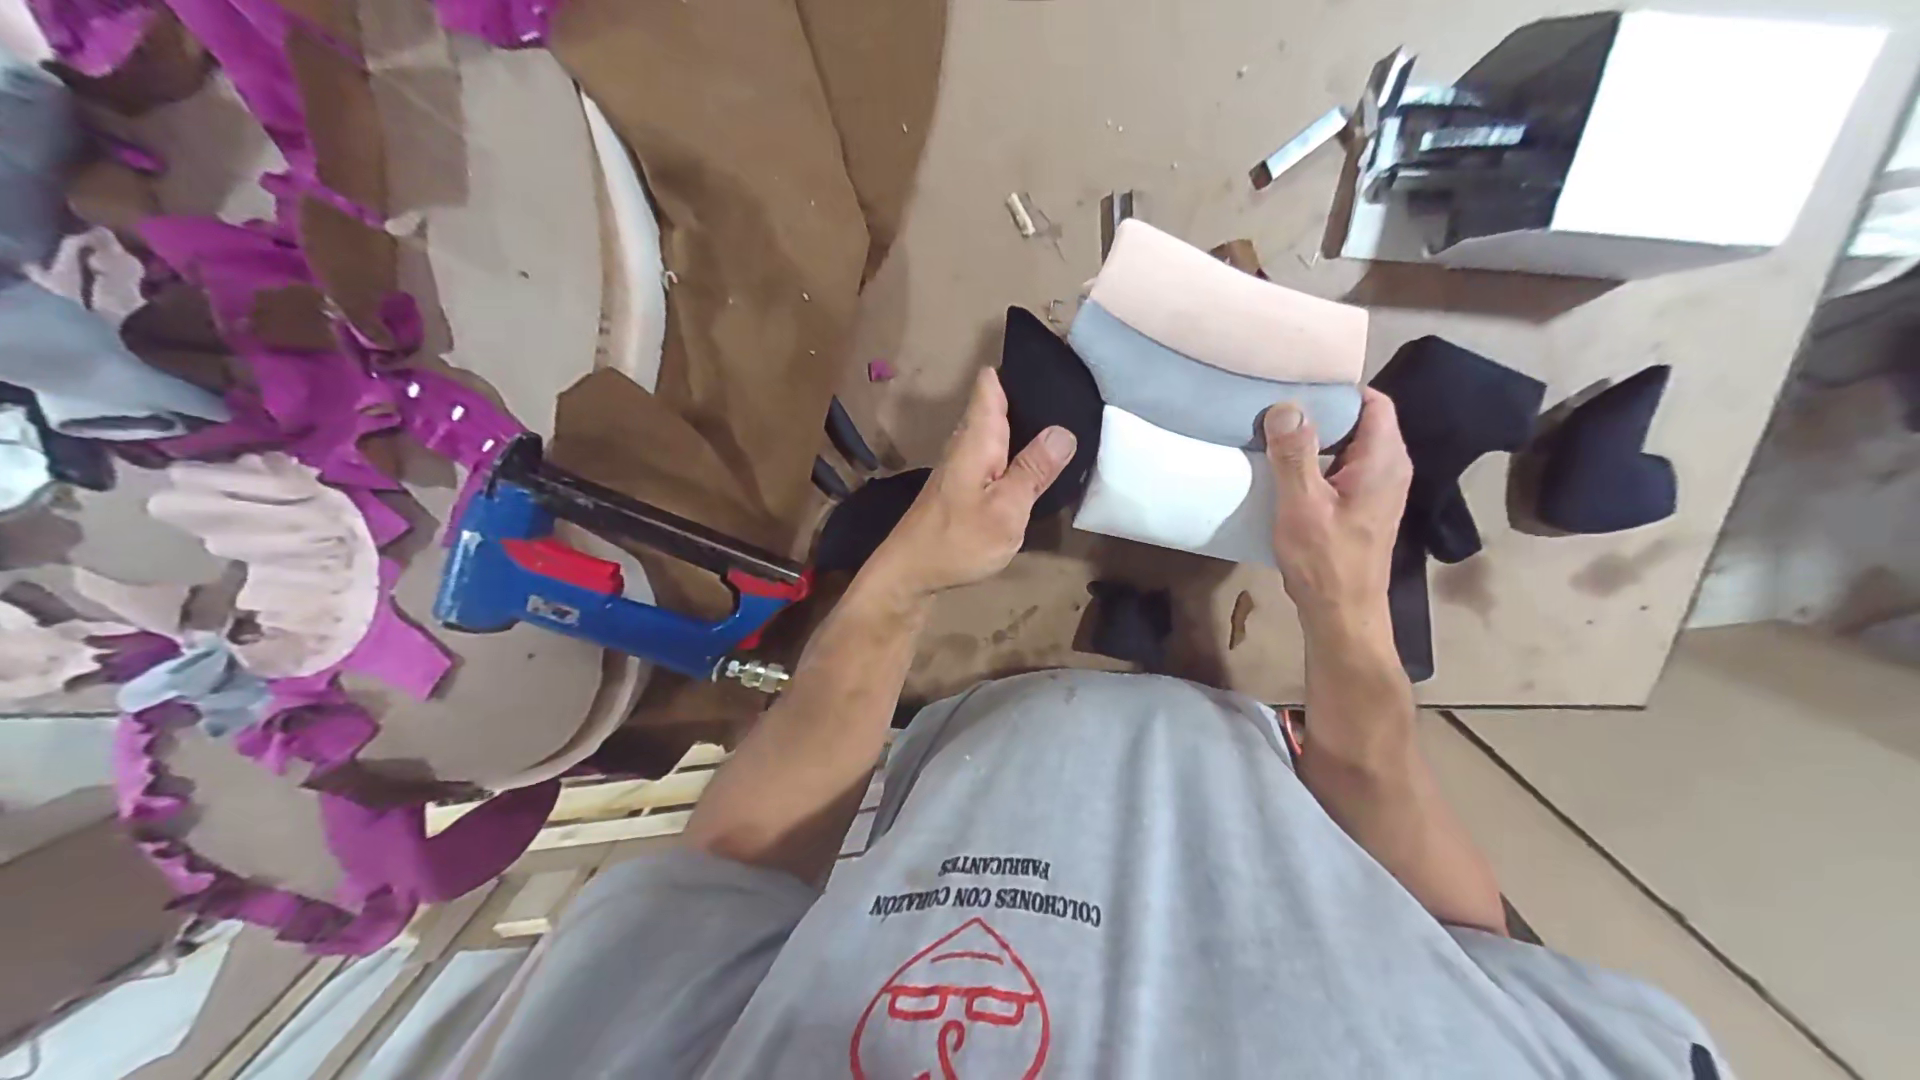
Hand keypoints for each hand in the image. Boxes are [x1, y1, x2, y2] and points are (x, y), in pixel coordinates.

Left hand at [864, 368, 1076, 599]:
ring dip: (1027, 428)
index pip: (992, 382)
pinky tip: (1038, 464)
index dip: (1020, 368)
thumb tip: (1064, 430)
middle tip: (1079, 401)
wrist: (910, 574)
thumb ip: (1034, 469)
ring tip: (1068, 426)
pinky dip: (1017, 453)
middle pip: (999, 403)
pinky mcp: (963, 484)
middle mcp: (966, 442)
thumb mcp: (1007, 509)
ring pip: (999, 431)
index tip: (1058, 366)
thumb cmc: (958, 540)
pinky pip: (995, 454)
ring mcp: (963, 463)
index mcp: (977, 437)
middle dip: (1033, 399)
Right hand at [1264, 388, 1410, 629]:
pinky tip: (1286, 468)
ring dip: (1316, 438)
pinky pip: (1343, 467)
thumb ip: (1295, 454)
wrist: (1341, 612)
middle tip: (1276, 409)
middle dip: (1321, 412)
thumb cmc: (1325, 560)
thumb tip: (1286, 406)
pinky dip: (1318, 460)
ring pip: (1349, 445)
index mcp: (1384, 460)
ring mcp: (1378, 489)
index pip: (1373, 403)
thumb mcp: (1302, 504)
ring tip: (1275, 434)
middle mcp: (1390, 468)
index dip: (1339, 391)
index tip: (1297, 388)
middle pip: (1361, 421)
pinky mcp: (1363, 506)